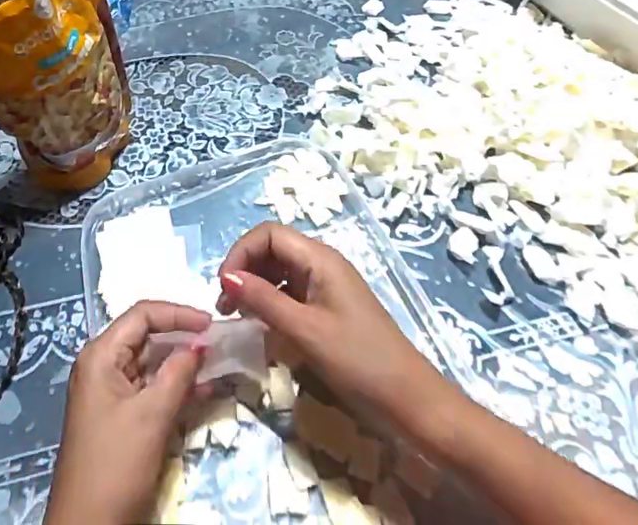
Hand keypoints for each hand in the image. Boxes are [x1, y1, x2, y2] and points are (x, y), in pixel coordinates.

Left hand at [46, 300, 207, 524]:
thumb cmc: (116, 464)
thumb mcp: (151, 416)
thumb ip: (177, 374)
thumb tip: (200, 344)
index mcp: (100, 355)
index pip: (141, 315)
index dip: (177, 313)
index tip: (211, 323)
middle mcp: (102, 365)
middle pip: (146, 336)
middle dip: (182, 337)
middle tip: (219, 342)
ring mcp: (110, 391)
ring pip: (151, 363)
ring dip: (183, 363)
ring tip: (219, 362)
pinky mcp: (120, 415)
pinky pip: (150, 388)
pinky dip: (175, 387)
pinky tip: (206, 389)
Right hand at [216, 222, 462, 440]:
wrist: (413, 403)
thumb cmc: (360, 362)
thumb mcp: (305, 331)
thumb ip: (264, 300)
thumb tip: (226, 276)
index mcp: (320, 259)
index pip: (268, 233)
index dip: (241, 252)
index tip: (224, 286)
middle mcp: (322, 264)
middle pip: (272, 249)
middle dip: (244, 269)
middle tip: (225, 305)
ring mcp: (326, 286)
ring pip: (279, 271)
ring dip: (254, 287)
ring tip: (237, 316)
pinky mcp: (328, 308)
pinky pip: (290, 292)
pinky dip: (270, 303)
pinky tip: (261, 327)